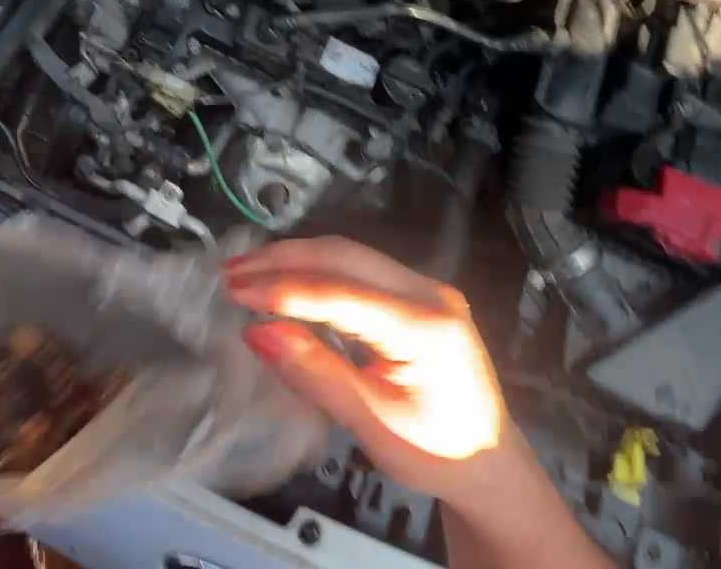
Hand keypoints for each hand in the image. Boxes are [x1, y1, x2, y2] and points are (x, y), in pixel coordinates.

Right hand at [226, 238, 509, 503]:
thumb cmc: (435, 453)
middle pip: (343, 256)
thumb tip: (255, 333)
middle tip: (229, 273)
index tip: (233, 292)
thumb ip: (314, 373)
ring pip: (348, 253)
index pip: (340, 292)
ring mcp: (424, 286)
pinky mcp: (415, 291)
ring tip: (245, 270)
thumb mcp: (371, 422)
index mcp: (424, 325)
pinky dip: (314, 268)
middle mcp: (428, 290)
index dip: (281, 289)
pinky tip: (283, 277)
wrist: (491, 466)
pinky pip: (357, 266)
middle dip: (281, 260)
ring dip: (293, 258)